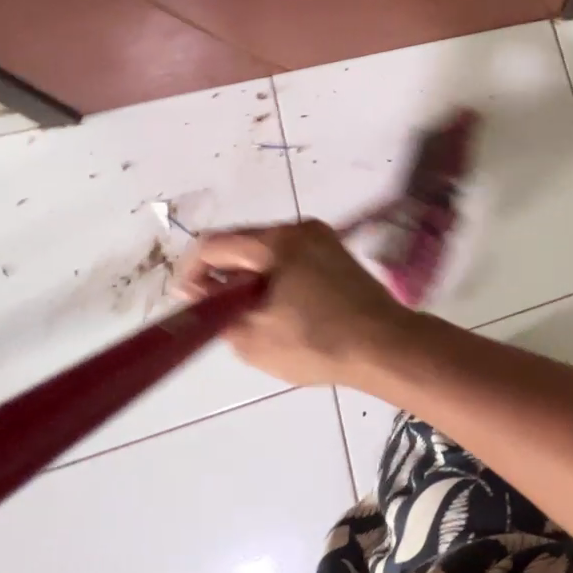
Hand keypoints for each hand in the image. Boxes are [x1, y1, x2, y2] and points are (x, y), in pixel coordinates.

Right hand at [174, 220, 414, 386]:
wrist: (383, 344)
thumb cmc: (315, 342)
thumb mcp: (251, 335)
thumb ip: (217, 308)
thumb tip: (202, 289)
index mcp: (278, 240)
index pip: (213, 244)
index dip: (190, 273)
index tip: (188, 304)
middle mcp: (301, 228)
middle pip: (242, 242)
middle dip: (221, 274)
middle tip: (217, 312)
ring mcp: (323, 238)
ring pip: (267, 250)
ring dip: (249, 276)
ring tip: (248, 314)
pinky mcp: (337, 254)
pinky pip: (291, 257)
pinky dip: (274, 276)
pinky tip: (278, 308)